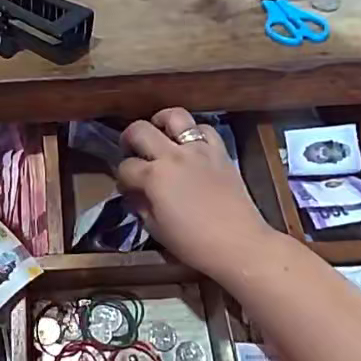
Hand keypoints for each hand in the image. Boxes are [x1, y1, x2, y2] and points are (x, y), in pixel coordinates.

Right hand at [116, 108, 279, 276]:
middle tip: (131, 150)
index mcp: (154, 177)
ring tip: (159, 133)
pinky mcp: (220, 152)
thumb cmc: (193, 243)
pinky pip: (205, 129)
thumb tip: (134, 192)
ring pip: (175, 117)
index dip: (122, 177)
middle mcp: (173, 156)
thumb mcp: (156, 229)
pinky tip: (190, 145)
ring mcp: (199, 150)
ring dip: (161, 122)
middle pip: (140, 130)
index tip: (126, 187)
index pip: (126, 167)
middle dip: (129, 138)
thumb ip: (141, 205)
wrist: (239, 244)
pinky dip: (195, 132)